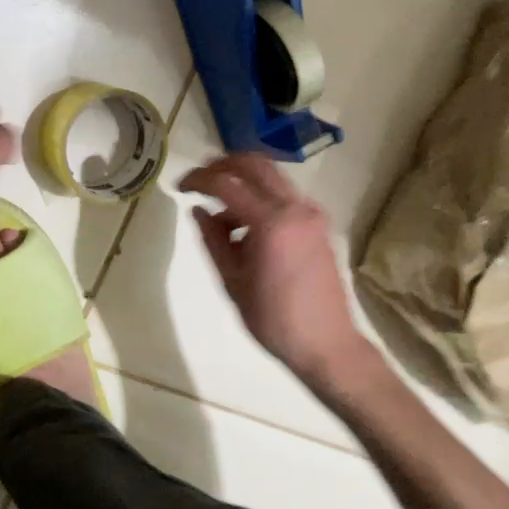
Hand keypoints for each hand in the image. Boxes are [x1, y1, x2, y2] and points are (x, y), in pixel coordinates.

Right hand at [180, 152, 371, 383]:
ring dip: (242, 182)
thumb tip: (199, 211)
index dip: (198, 180)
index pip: (226, 183)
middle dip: (222, 165)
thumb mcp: (232, 281)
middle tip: (200, 181)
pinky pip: (283, 196)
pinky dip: (260, 198)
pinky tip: (245, 228)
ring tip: (221, 214)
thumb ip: (213, 240)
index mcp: (272, 224)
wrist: (328, 345)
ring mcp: (311, 215)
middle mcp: (296, 209)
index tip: (180, 188)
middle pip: (254, 163)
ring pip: (271, 177)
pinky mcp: (318, 225)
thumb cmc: (274, 320)